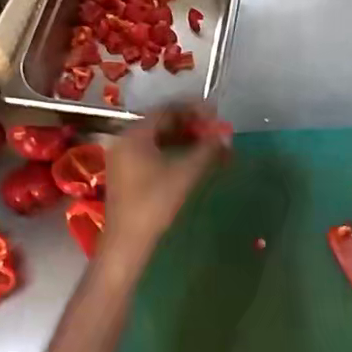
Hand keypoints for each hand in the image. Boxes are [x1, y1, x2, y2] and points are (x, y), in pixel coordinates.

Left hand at [98, 103, 228, 259]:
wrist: (127, 242)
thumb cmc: (154, 204)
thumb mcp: (185, 174)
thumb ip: (207, 151)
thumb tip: (226, 137)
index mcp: (133, 135)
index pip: (166, 110)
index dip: (193, 109)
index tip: (215, 114)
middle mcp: (125, 141)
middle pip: (162, 124)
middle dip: (191, 126)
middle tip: (216, 130)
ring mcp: (124, 159)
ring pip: (159, 141)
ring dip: (185, 141)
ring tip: (210, 146)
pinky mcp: (128, 176)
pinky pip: (154, 154)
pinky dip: (175, 153)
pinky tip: (194, 162)